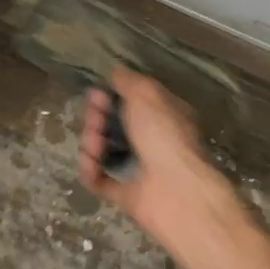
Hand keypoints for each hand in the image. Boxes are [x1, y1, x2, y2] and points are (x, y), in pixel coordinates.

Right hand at [78, 67, 235, 251]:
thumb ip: (128, 80)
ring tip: (95, 147)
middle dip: (95, 118)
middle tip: (96, 122)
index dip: (109, 95)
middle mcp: (151, 140)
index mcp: (161, 115)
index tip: (96, 94)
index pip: (129, 100)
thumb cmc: (166, 137)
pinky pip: (99, 179)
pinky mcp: (126, 194)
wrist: (178, 193)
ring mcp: (138, 168)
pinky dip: (90, 170)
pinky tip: (91, 165)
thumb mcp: (148, 95)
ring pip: (102, 149)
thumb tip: (115, 74)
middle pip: (111, 123)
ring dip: (90, 143)